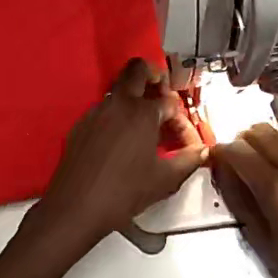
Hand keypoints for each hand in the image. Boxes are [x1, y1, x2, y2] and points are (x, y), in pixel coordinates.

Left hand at [37, 59, 207, 249]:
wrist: (75, 208)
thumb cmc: (124, 192)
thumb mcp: (165, 180)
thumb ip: (188, 161)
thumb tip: (202, 151)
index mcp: (143, 112)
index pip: (170, 103)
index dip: (182, 121)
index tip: (186, 142)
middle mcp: (119, 103)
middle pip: (137, 69)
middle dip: (154, 76)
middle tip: (163, 96)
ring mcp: (96, 111)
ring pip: (118, 89)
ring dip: (134, 98)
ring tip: (144, 125)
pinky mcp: (81, 124)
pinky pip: (103, 109)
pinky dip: (117, 116)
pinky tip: (121, 141)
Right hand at [212, 124, 277, 277]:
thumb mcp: (266, 245)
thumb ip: (243, 205)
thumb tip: (227, 178)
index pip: (241, 153)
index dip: (223, 152)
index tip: (214, 158)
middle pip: (263, 134)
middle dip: (242, 140)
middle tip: (231, 158)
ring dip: (264, 140)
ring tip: (253, 161)